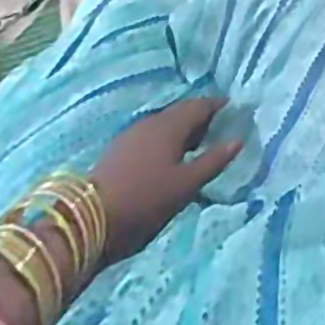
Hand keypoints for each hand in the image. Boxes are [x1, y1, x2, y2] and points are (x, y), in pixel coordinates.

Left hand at [90, 98, 241, 261]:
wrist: (87, 219)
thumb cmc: (145, 199)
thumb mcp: (186, 184)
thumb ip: (213, 161)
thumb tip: (238, 140)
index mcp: (171, 125)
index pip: (200, 105)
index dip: (218, 105)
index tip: (232, 109)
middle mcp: (151, 122)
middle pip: (181, 111)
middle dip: (200, 115)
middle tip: (217, 126)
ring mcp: (131, 134)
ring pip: (164, 123)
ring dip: (182, 128)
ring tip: (195, 143)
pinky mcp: (118, 149)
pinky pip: (150, 134)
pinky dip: (165, 138)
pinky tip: (167, 156)